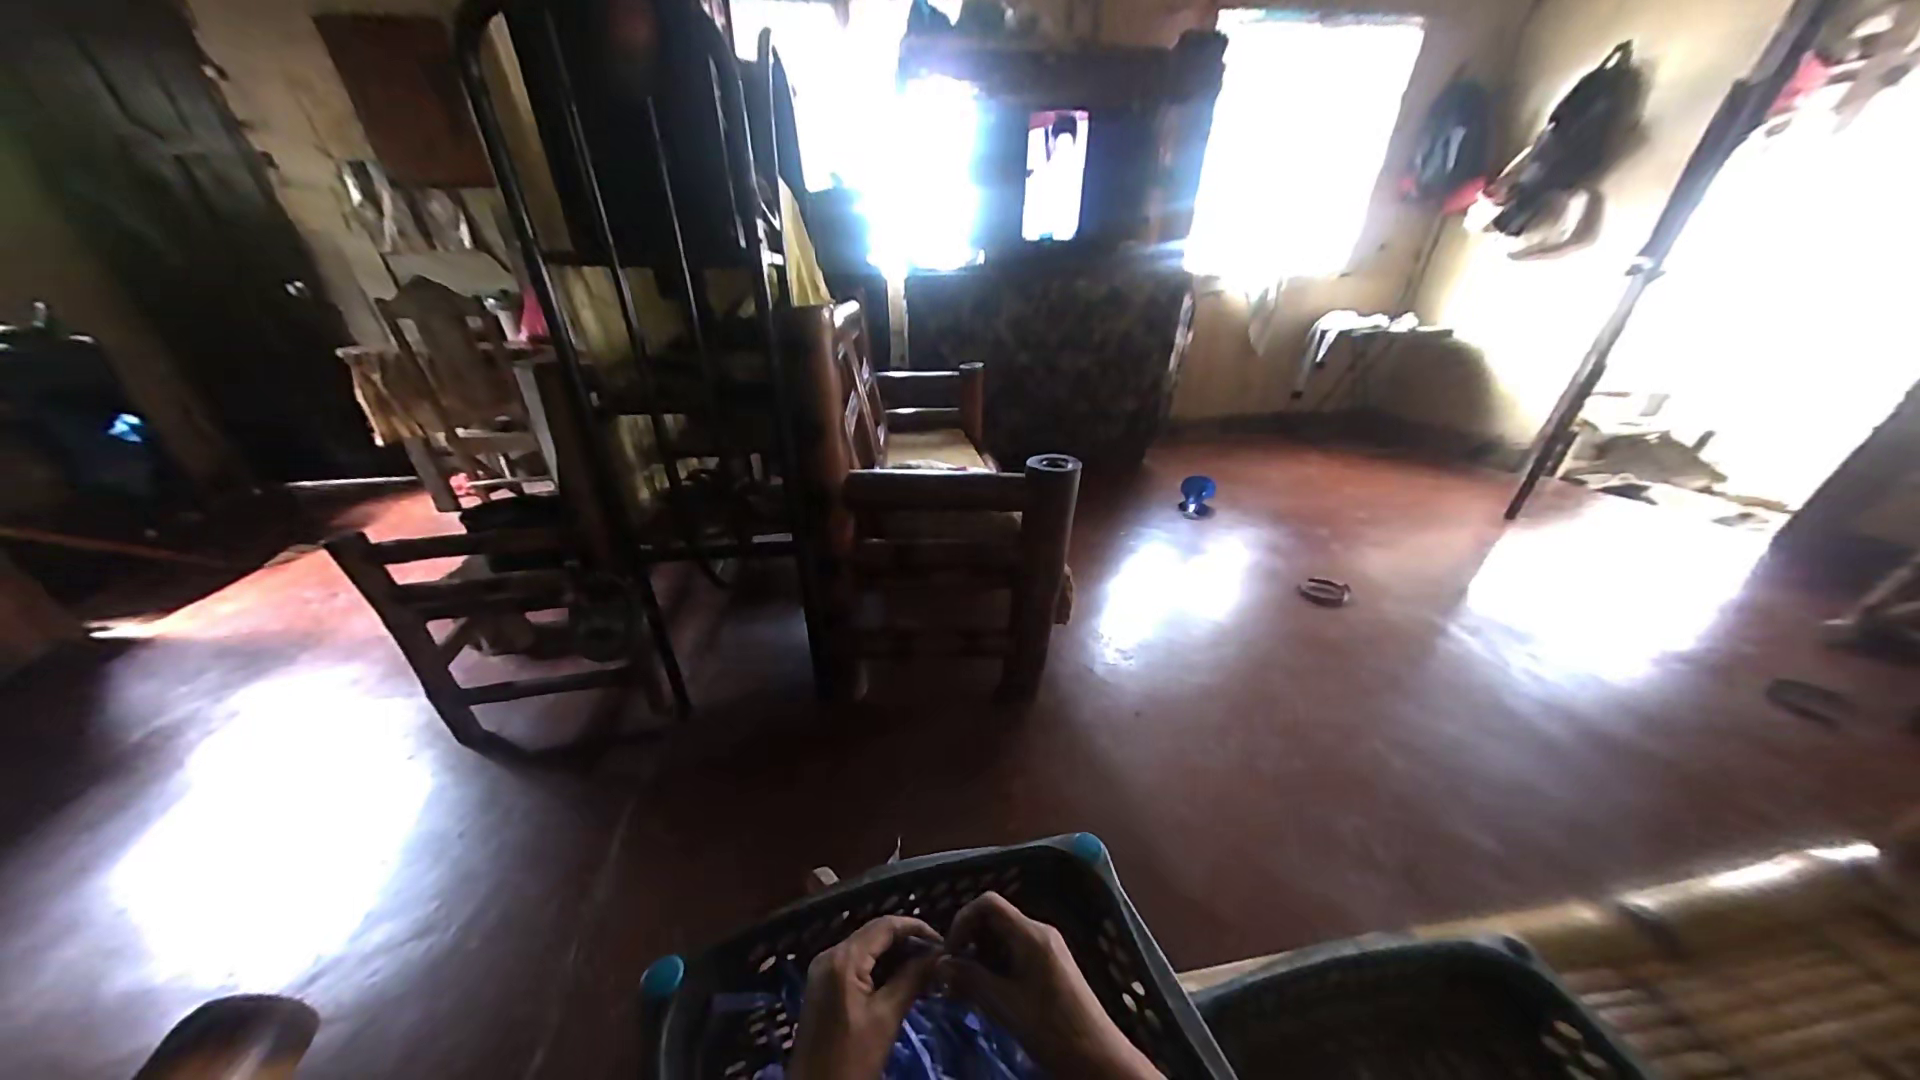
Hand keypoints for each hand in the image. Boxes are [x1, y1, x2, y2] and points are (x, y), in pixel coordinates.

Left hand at [787, 915, 941, 1079]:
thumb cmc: (851, 1061)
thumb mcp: (886, 1018)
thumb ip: (912, 978)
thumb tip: (938, 955)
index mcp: (843, 958)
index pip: (885, 926)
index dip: (916, 928)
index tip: (942, 942)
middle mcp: (830, 954)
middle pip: (876, 935)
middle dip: (908, 943)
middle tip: (937, 958)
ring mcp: (824, 970)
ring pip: (868, 949)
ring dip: (896, 957)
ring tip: (926, 970)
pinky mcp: (825, 986)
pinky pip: (858, 965)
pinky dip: (881, 969)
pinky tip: (904, 980)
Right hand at [938, 892, 1161, 1079]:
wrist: (1099, 1058)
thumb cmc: (1052, 1029)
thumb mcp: (1006, 1006)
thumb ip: (971, 980)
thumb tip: (940, 964)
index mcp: (1031, 933)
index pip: (988, 903)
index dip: (963, 920)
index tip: (950, 953)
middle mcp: (1039, 931)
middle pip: (995, 918)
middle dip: (971, 940)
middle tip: (954, 974)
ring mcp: (1047, 947)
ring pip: (1004, 936)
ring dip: (982, 956)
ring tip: (968, 988)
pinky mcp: (1051, 964)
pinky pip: (1016, 951)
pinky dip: (997, 965)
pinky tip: (990, 992)